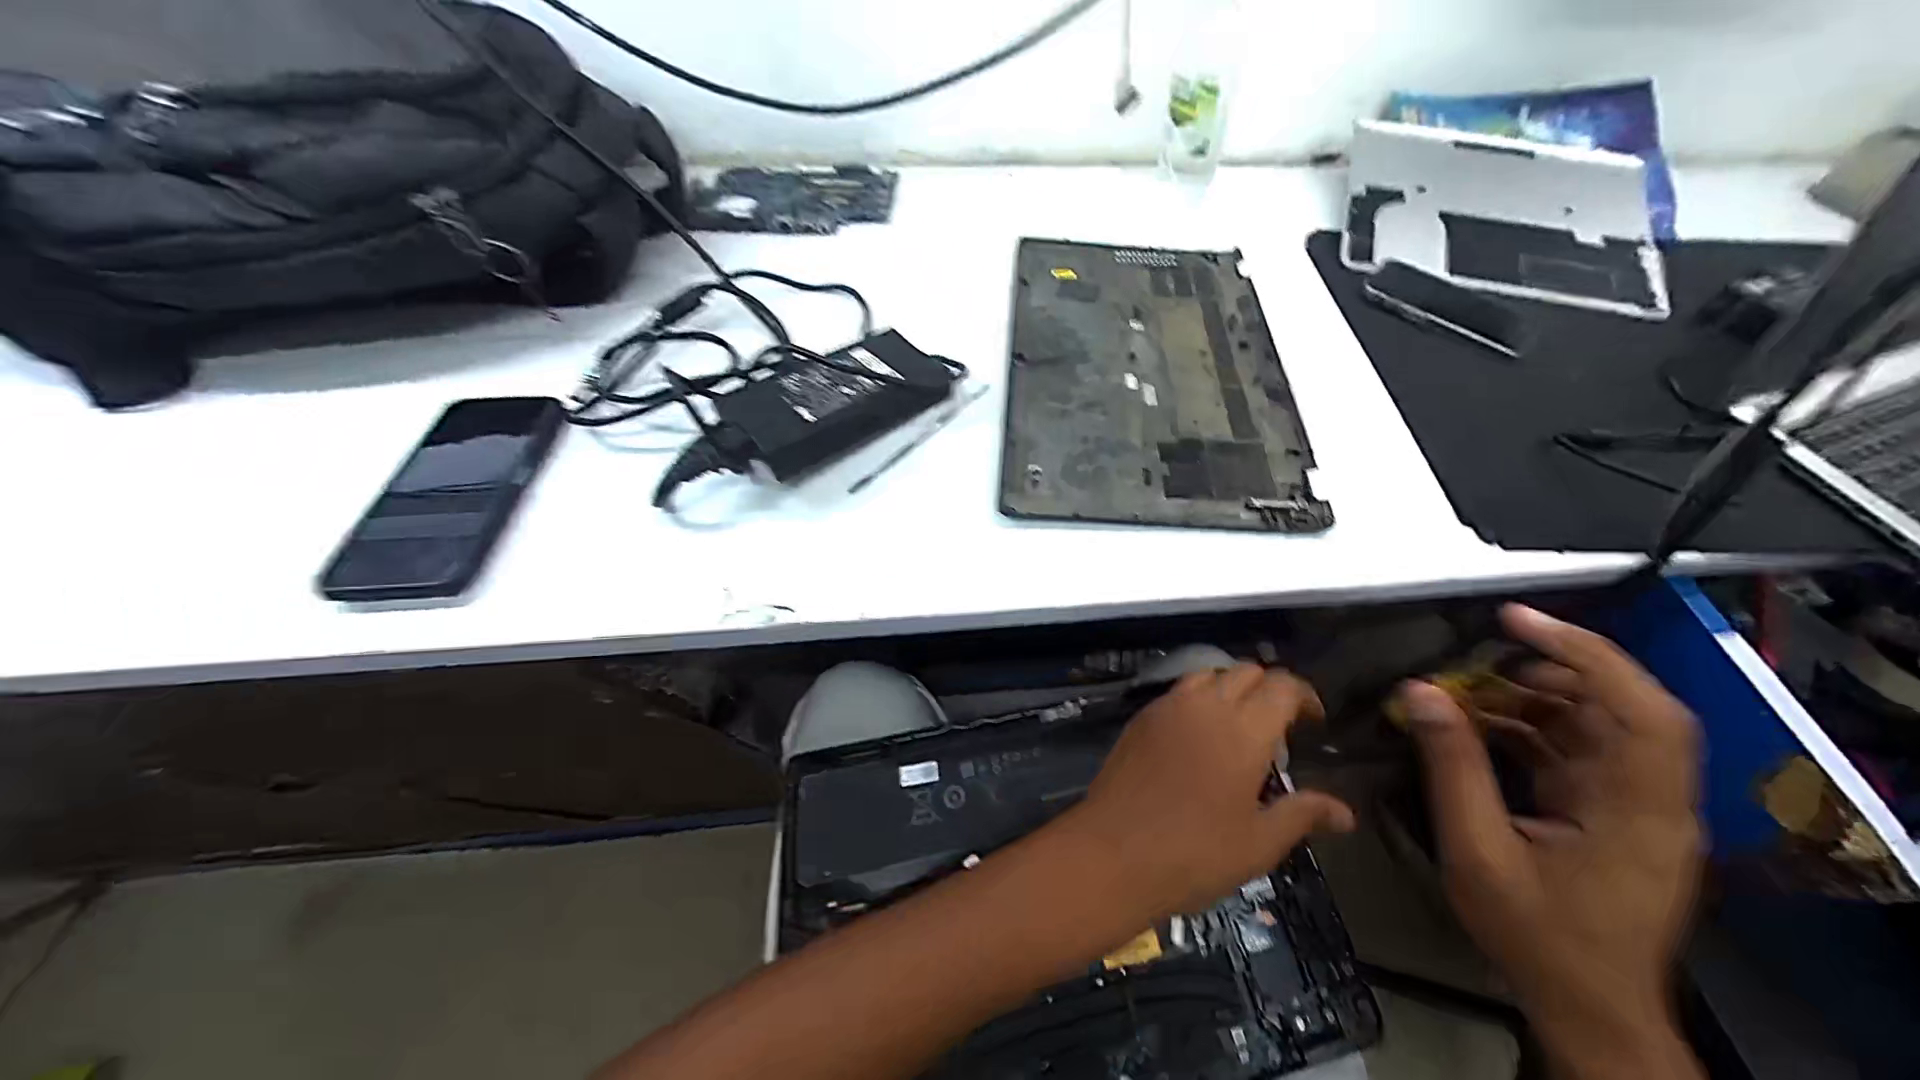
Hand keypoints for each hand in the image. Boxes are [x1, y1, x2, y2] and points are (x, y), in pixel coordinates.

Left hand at [1066, 664, 1355, 919]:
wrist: (1112, 851)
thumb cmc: (1193, 852)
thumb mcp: (1259, 842)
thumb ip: (1302, 814)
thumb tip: (1346, 812)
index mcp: (1243, 729)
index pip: (1282, 686)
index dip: (1304, 696)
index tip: (1313, 722)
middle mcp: (1205, 705)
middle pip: (1246, 672)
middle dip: (1269, 689)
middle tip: (1279, 729)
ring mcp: (1167, 707)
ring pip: (1208, 674)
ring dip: (1230, 688)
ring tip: (1238, 727)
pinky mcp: (1140, 718)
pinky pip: (1177, 691)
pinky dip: (1198, 698)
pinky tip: (1199, 735)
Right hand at [1397, 604, 1704, 1079]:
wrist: (1589, 1007)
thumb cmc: (1537, 936)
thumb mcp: (1477, 849)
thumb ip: (1451, 766)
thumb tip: (1420, 693)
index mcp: (1636, 810)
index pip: (1640, 710)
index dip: (1586, 654)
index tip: (1518, 621)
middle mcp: (1651, 799)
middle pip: (1617, 708)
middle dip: (1544, 673)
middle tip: (1473, 664)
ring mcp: (1634, 807)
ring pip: (1592, 726)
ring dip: (1527, 701)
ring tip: (1461, 696)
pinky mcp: (1613, 815)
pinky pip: (1574, 752)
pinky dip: (1525, 732)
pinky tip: (1474, 731)